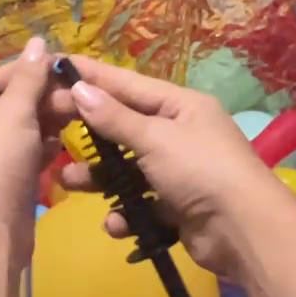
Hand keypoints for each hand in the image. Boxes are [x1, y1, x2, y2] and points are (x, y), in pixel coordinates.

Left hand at [0, 37, 60, 217]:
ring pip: (18, 131)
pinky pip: (24, 156)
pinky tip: (61, 143)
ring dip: (45, 121)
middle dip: (40, 99)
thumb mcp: (12, 113)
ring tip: (75, 114)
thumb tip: (38, 41)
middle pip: (5, 106)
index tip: (59, 65)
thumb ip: (28, 78)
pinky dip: (42, 147)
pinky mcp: (3, 186)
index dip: (24, 71)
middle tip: (74, 95)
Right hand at [57, 57, 287, 275]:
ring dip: (100, 178)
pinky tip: (115, 223)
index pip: (127, 84)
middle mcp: (179, 133)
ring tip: (68, 182)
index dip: (92, 75)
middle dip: (90, 133)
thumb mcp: (155, 138)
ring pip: (127, 168)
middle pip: (124, 127)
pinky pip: (141, 203)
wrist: (245, 232)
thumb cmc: (201, 170)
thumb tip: (79, 89)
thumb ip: (115, 117)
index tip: (58, 64)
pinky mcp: (177, 207)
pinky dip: (126, 212)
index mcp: (180, 105)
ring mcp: (178, 171)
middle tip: (50, 128)